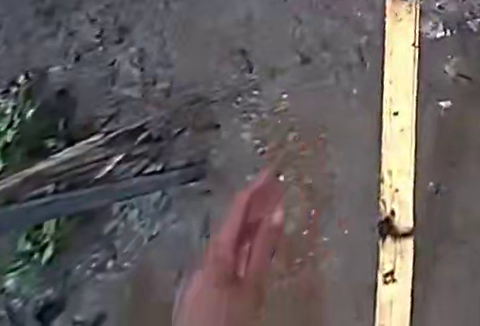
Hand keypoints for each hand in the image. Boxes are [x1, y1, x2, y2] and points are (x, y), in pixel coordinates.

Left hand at [173, 167, 286, 325]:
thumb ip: (264, 247)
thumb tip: (278, 210)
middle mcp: (205, 258)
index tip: (274, 169)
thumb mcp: (252, 285)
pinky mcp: (201, 288)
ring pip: (229, 241)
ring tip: (273, 209)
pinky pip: (225, 257)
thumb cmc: (228, 321)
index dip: (257, 186)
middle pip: (233, 223)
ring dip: (251, 224)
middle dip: (257, 203)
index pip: (238, 208)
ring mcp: (200, 274)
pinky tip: (254, 243)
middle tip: (279, 186)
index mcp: (217, 252)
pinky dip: (243, 244)